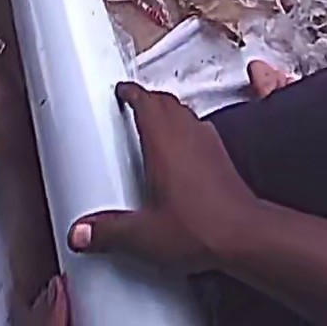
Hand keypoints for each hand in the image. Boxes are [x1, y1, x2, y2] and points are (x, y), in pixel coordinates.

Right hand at [68, 82, 259, 272]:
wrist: (245, 235)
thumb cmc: (201, 227)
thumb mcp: (145, 235)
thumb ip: (109, 232)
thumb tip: (81, 232)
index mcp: (164, 140)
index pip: (145, 100)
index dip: (130, 92)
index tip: (121, 90)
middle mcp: (186, 132)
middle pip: (163, 100)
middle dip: (146, 98)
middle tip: (132, 103)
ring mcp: (206, 139)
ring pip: (181, 111)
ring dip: (165, 110)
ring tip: (152, 123)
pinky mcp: (219, 153)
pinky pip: (197, 126)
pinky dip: (184, 127)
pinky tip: (180, 150)